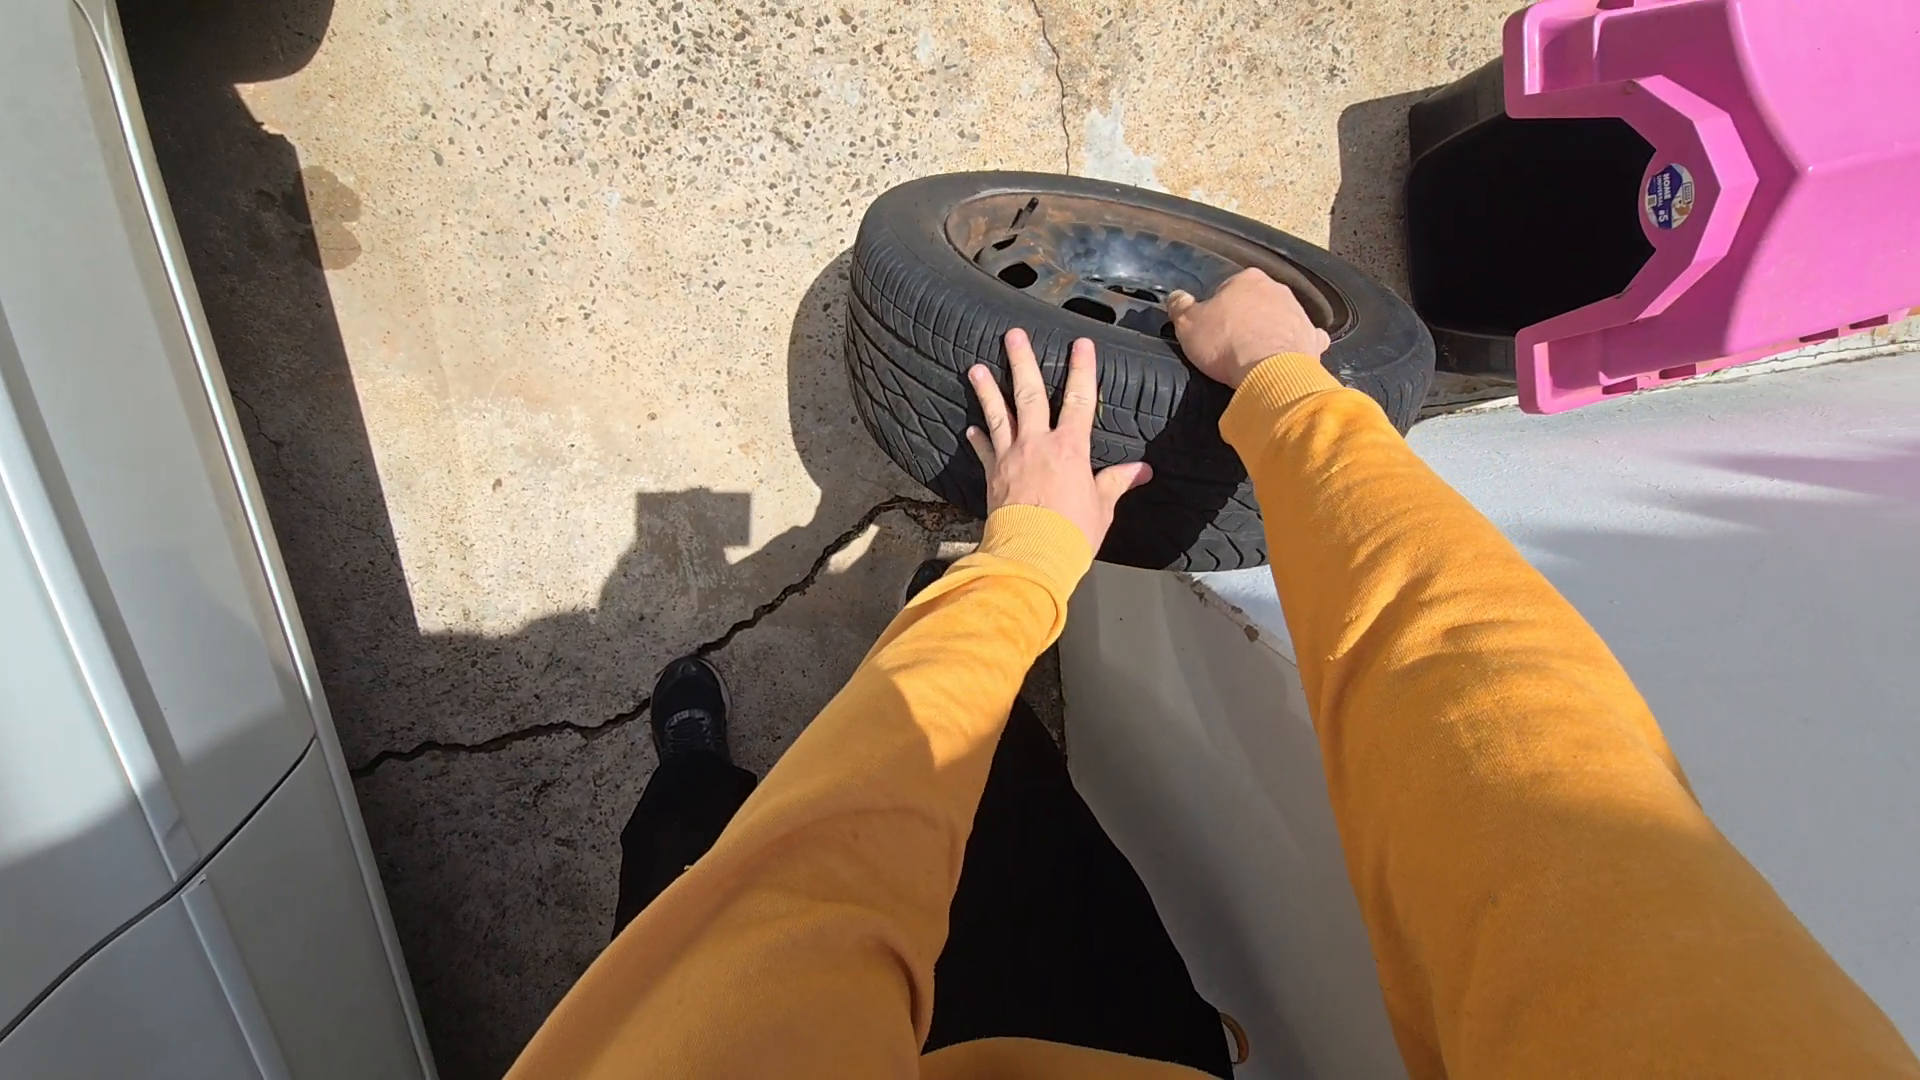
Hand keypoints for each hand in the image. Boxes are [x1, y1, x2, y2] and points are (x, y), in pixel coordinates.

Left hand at [965, 330, 1153, 552]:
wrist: (1031, 555)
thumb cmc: (1071, 533)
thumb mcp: (1102, 506)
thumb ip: (1116, 482)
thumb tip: (1143, 470)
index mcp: (1070, 448)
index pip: (1080, 399)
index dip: (1082, 370)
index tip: (1081, 343)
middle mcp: (1037, 444)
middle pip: (1029, 394)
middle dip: (1022, 362)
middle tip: (1013, 336)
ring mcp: (1011, 457)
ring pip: (998, 415)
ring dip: (987, 390)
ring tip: (976, 368)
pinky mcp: (993, 476)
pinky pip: (984, 451)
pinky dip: (978, 439)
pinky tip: (971, 428)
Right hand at [1166, 267, 1330, 388]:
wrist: (1268, 371)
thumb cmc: (1226, 344)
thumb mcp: (1187, 325)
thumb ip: (1180, 307)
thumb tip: (1176, 298)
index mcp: (1246, 279)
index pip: (1226, 288)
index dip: (1216, 309)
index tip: (1209, 328)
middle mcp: (1276, 289)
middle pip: (1254, 301)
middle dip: (1243, 318)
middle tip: (1227, 343)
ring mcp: (1298, 312)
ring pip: (1278, 317)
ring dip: (1266, 330)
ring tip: (1250, 356)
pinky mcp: (1311, 337)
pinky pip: (1303, 337)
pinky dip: (1295, 345)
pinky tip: (1284, 358)